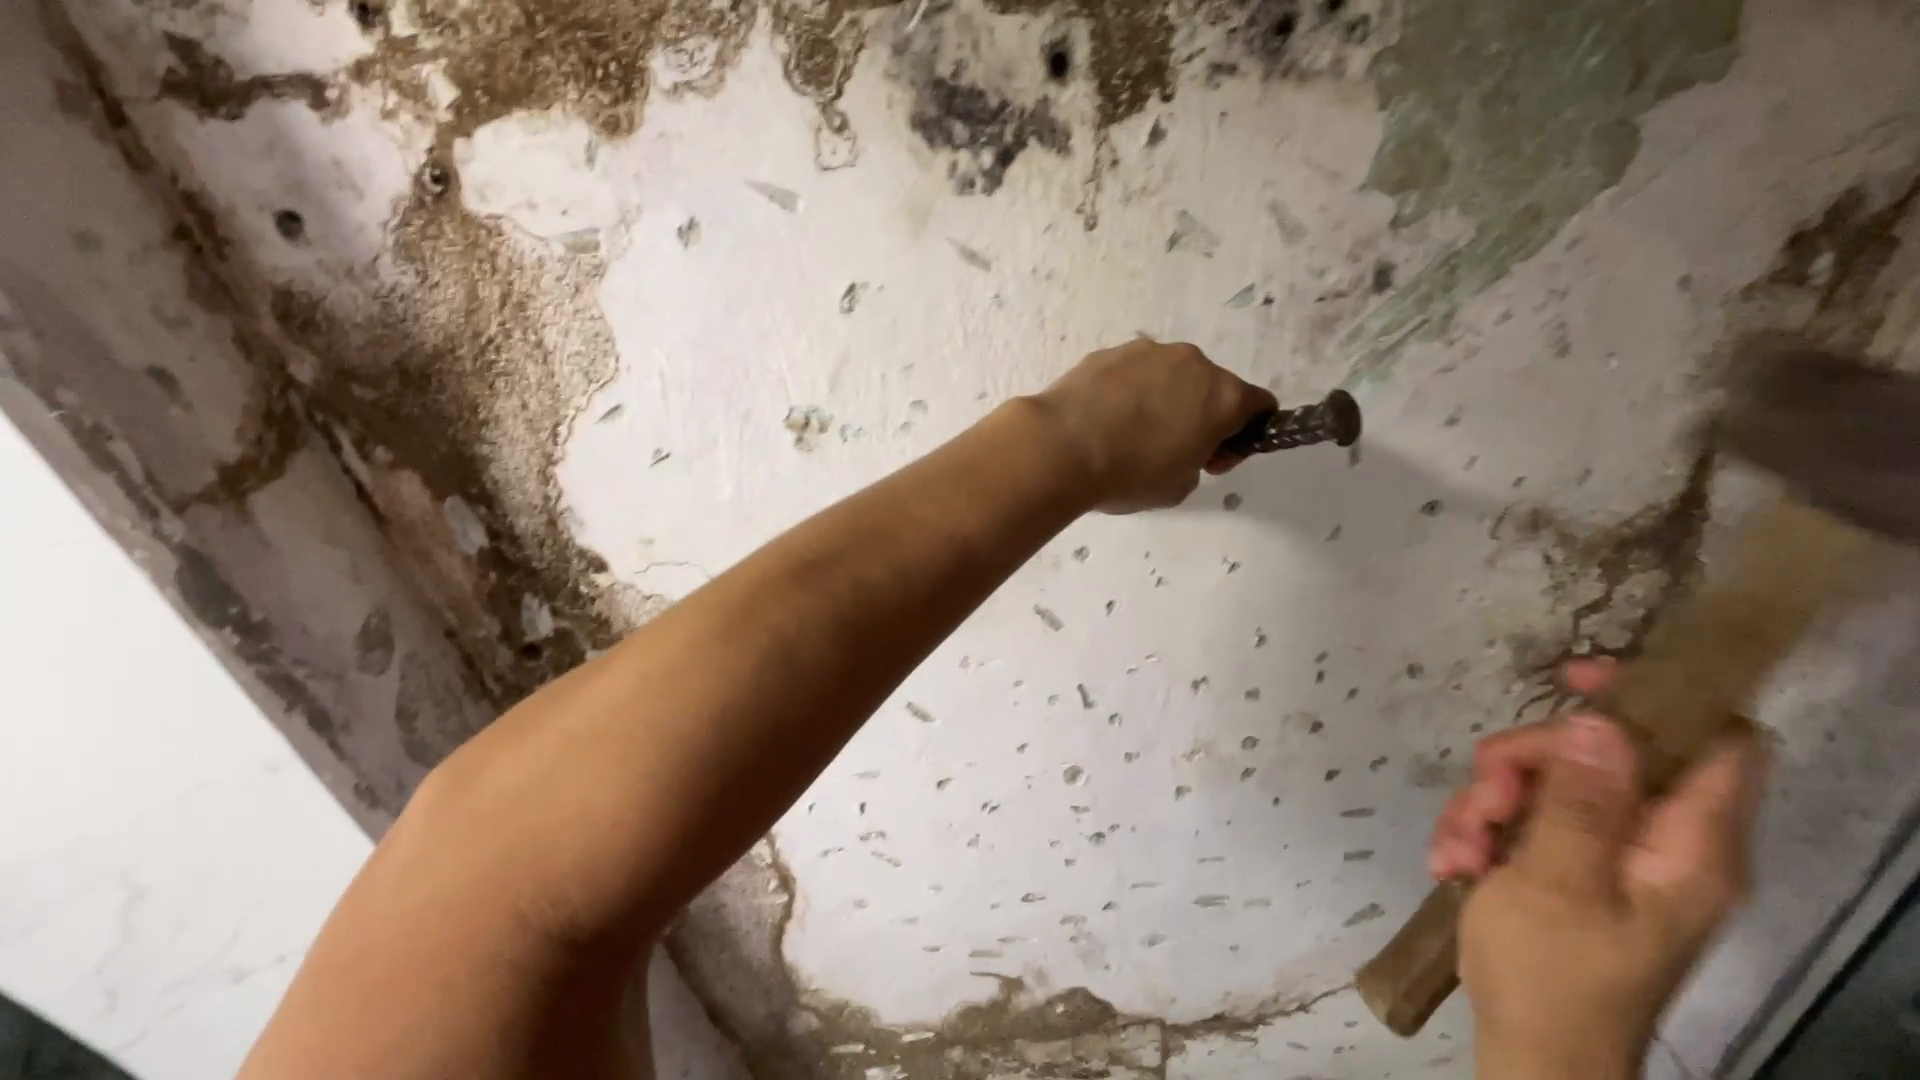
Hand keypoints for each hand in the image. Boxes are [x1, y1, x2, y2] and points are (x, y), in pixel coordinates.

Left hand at [1029, 338, 1275, 513]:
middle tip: (1167, 450)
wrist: (1060, 448)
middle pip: (1212, 387)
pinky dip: (1126, 392)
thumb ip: (1196, 463)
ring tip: (1126, 434)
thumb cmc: (1128, 474)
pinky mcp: (1109, 352)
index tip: (1212, 459)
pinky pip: (1132, 373)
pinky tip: (1101, 419)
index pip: (1260, 408)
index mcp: (1223, 397)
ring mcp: (1149, 352)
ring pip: (1170, 376)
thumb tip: (1182, 448)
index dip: (1243, 437)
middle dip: (1200, 415)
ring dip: (1162, 398)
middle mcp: (1193, 363)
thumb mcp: (1178, 488)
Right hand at [1429, 661, 1770, 1077]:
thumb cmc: (1551, 973)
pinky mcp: (1568, 867)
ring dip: (1487, 803)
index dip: (1655, 697)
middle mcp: (1660, 841)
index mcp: (1689, 846)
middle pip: (1601, 752)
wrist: (1531, 1051)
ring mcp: (1610, 854)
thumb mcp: (1556, 881)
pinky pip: (1524, 818)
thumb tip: (1600, 720)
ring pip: (1548, 782)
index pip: (1718, 741)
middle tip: (1485, 797)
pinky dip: (1481, 831)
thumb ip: (1579, 800)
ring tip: (1456, 850)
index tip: (1574, 681)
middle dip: (1524, 763)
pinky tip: (1452, 863)